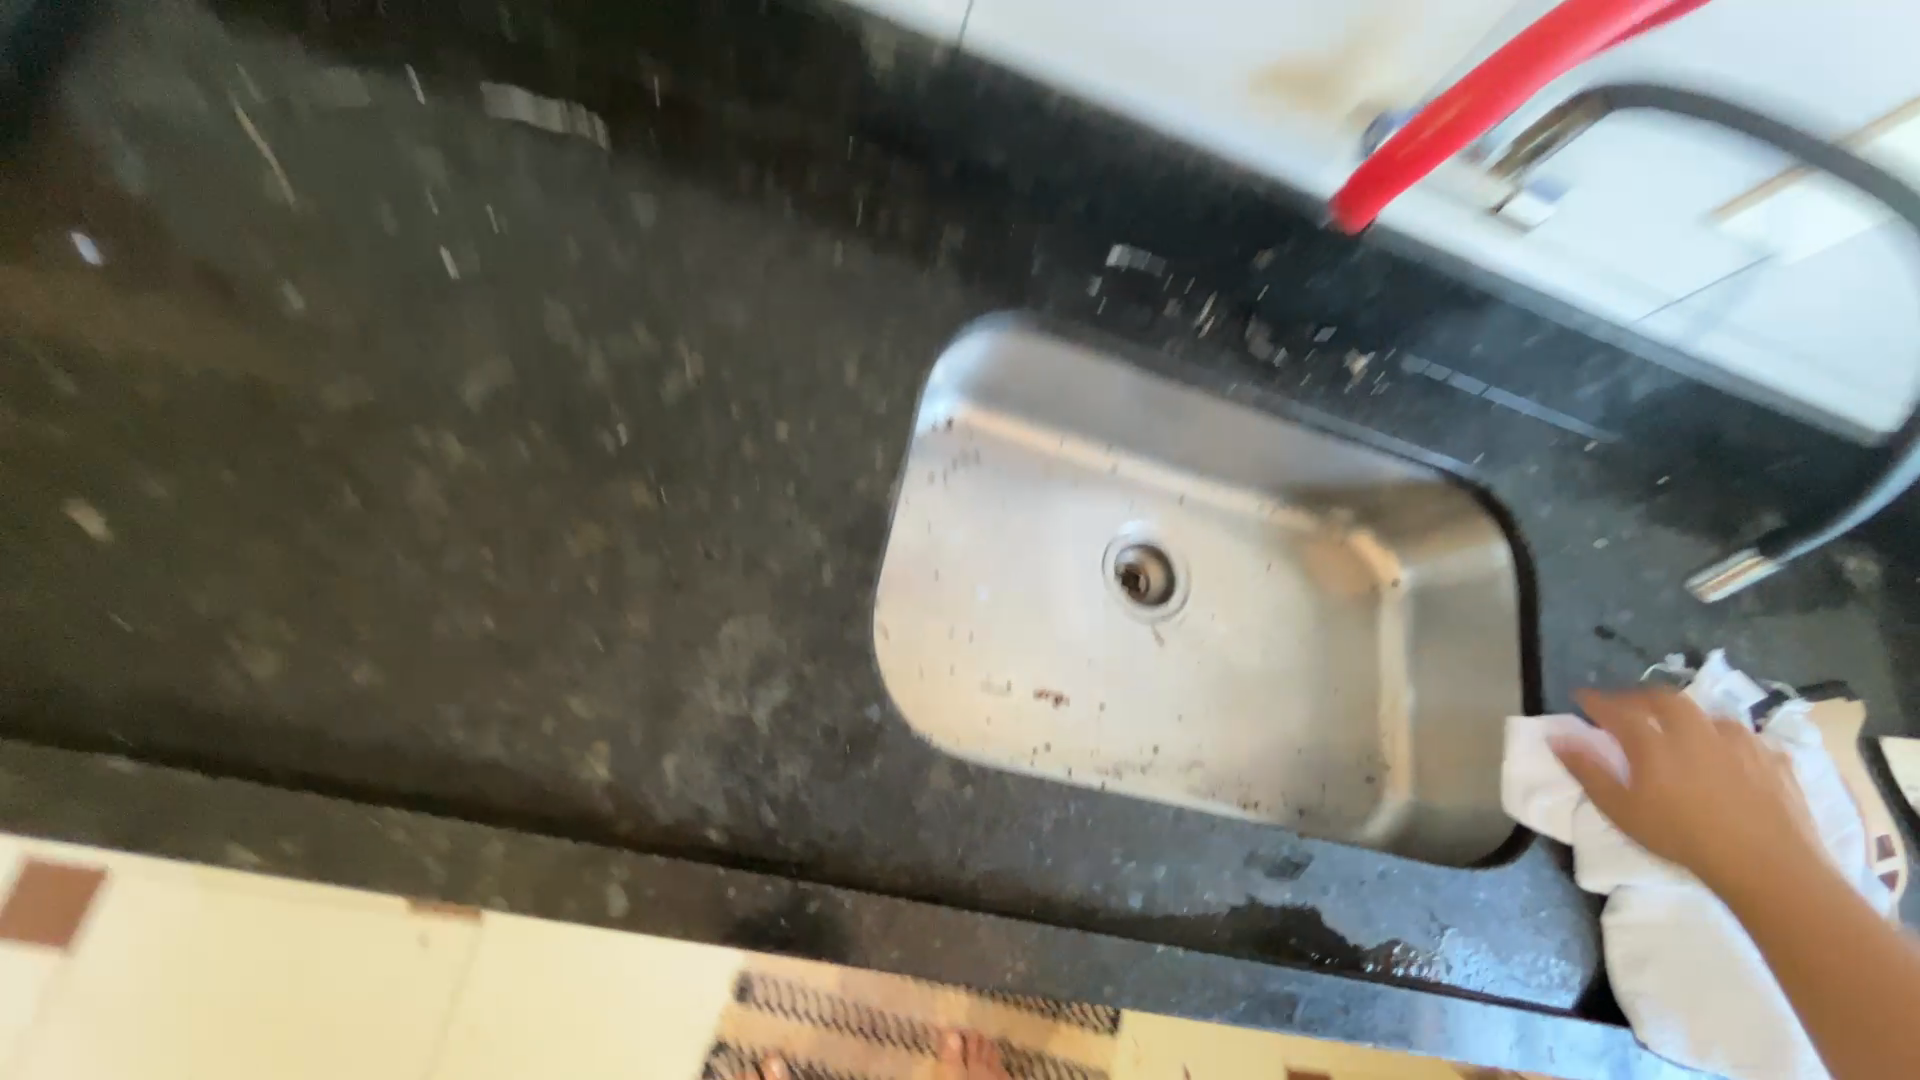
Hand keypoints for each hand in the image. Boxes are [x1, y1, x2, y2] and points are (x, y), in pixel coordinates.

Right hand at [1553, 688, 1825, 894]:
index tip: (1581, 697)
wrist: (1769, 866)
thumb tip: (1557, 739)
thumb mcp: (1620, 809)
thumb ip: (1587, 771)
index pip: (1616, 710)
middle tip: (1628, 707)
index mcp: (1653, 743)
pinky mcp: (1775, 762)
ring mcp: (1740, 745)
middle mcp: (1695, 733)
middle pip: (1665, 699)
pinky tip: (1729, 755)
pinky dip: (1728, 739)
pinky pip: (1748, 739)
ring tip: (1681, 731)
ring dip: (1688, 716)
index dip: (1595, 701)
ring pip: (1709, 714)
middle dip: (1641, 697)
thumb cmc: (1682, 837)